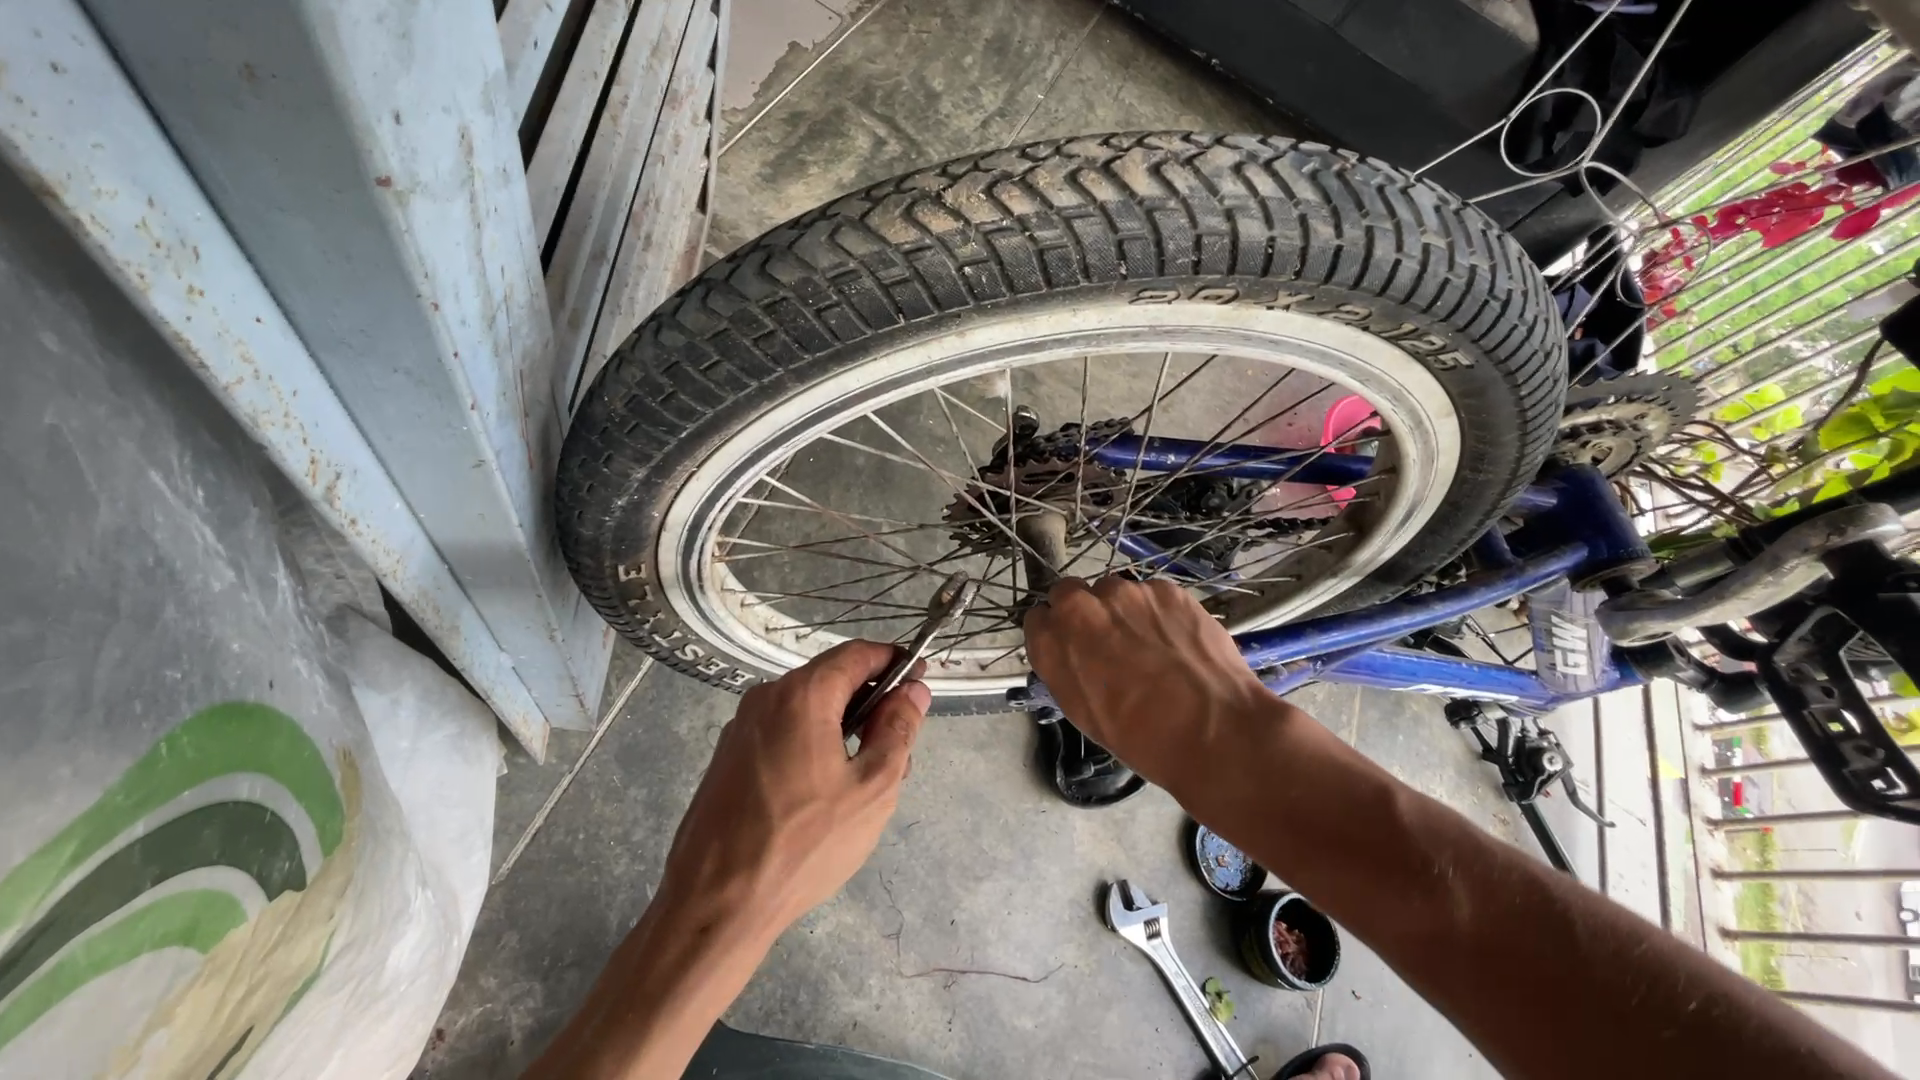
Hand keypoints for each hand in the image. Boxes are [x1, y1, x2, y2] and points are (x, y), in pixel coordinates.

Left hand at [654, 640, 929, 936]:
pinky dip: (812, 745)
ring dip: (842, 728)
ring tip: (865, 781)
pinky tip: (823, 794)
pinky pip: (782, 734)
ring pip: (806, 710)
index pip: (857, 654)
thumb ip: (898, 730)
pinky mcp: (727, 759)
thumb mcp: (872, 788)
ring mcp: (740, 729)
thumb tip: (913, 690)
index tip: (920, 679)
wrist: (716, 903)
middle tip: (899, 748)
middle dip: (870, 703)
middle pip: (829, 680)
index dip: (894, 661)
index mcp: (801, 695)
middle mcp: (764, 699)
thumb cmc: (805, 844)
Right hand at [1023, 576, 1286, 793]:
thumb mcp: (1084, 712)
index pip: (1038, 617)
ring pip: (1114, 590)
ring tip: (1151, 644)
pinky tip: (1177, 640)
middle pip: (1069, 593)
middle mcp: (1081, 609)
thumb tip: (1073, 653)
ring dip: (1123, 610)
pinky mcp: (1165, 589)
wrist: (1212, 729)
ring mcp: (1125, 593)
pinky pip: (1152, 594)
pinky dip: (1159, 611)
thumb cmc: (1142, 738)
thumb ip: (1066, 669)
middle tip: (1108, 640)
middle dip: (1083, 610)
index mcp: (1053, 644)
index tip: (1072, 644)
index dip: (1057, 631)